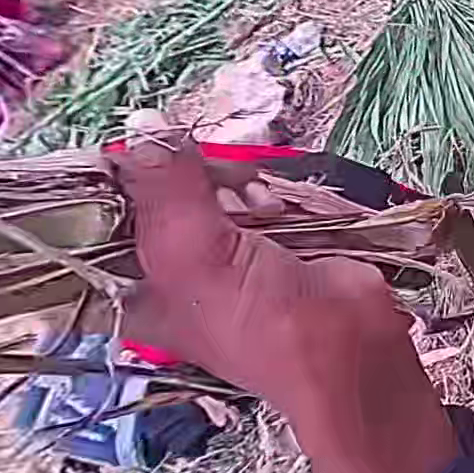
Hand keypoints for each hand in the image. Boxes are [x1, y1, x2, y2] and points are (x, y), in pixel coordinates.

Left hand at [110, 137, 454, 472]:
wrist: (353, 346)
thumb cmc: (262, 320)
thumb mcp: (197, 256)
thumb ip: (168, 190)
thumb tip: (142, 126)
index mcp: (145, 283)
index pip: (120, 214)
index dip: (136, 176)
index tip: (160, 151)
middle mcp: (188, 266)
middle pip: (179, 193)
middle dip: (205, 182)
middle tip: (230, 189)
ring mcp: (242, 253)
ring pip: (229, 191)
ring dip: (249, 189)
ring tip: (270, 209)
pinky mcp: (288, 241)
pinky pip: (272, 198)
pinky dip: (282, 196)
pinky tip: (289, 209)